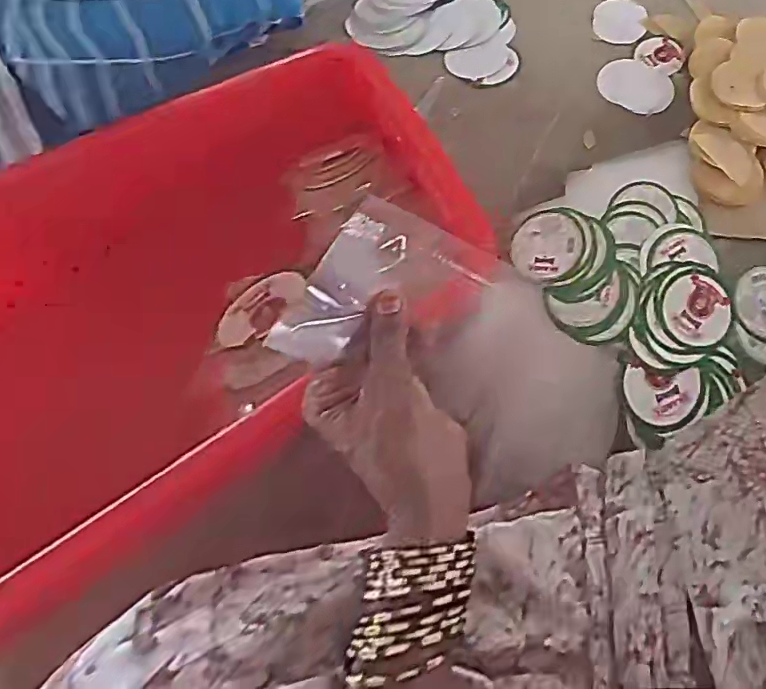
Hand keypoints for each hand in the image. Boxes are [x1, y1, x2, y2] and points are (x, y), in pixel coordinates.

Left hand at [304, 292, 474, 543]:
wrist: (437, 490)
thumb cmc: (400, 448)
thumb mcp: (390, 390)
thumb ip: (388, 342)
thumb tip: (386, 294)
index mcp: (325, 394)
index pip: (335, 342)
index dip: (354, 313)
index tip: (376, 278)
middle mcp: (349, 389)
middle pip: (364, 342)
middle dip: (385, 315)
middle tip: (405, 276)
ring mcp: (382, 390)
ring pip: (392, 347)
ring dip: (407, 324)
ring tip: (425, 289)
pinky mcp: (413, 391)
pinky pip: (414, 357)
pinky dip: (425, 339)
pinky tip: (439, 316)